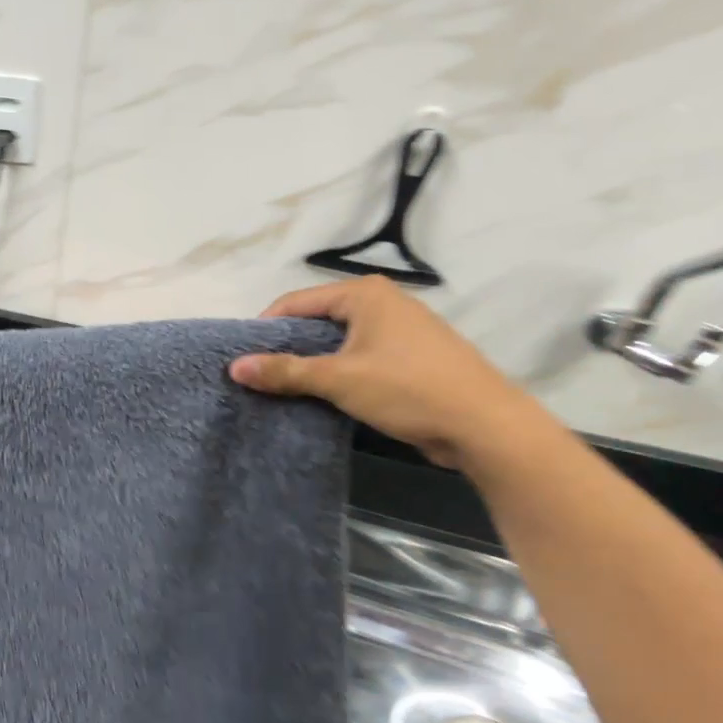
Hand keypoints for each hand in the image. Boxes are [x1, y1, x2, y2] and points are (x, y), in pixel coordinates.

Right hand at [229, 276, 554, 469]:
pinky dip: (341, 372)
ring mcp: (402, 330)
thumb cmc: (409, 390)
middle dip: (289, 345)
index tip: (244, 356)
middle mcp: (384, 302)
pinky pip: (361, 356)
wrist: (488, 428)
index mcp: (365, 294)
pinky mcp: (414, 357)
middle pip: (317, 319)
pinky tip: (327, 395)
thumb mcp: (338, 379)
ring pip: (340, 340)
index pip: (295, 301)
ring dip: (315, 362)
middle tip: (262, 374)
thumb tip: (235, 367)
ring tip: (288, 387)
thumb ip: (285, 370)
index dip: (266, 327)